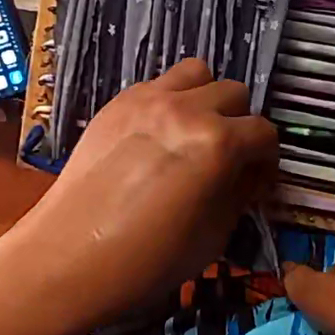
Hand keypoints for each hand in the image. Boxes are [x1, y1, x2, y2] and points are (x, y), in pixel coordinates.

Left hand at [0, 59, 276, 334]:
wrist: (67, 258)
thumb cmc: (147, 261)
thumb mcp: (214, 237)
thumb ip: (238, 194)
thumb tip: (245, 176)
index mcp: (218, 143)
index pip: (264, 132)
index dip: (267, 160)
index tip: (256, 182)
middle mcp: (187, 109)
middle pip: (234, 92)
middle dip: (239, 124)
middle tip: (227, 157)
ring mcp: (148, 99)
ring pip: (197, 73)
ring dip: (205, 98)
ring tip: (194, 132)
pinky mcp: (117, 103)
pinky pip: (158, 85)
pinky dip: (170, 102)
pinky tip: (157, 136)